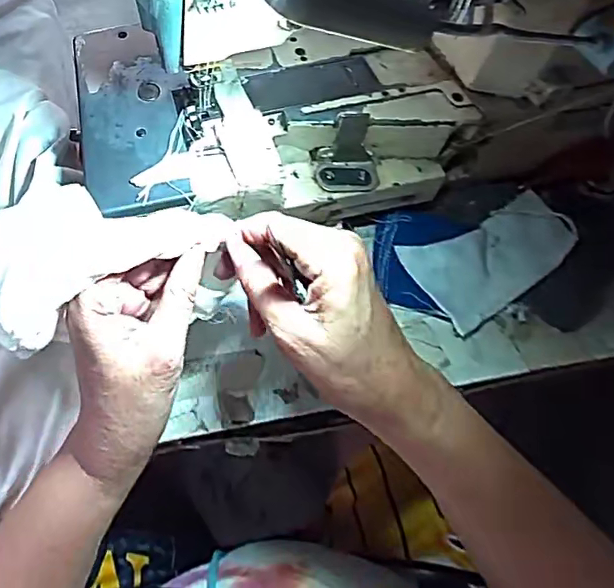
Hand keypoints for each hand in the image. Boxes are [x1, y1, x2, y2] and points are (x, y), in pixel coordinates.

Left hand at [61, 244, 210, 492]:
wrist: (115, 443)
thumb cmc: (131, 407)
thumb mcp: (165, 347)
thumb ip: (180, 295)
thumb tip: (195, 252)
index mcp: (89, 298)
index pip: (129, 253)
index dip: (165, 236)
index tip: (194, 224)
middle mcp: (88, 293)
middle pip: (135, 256)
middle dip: (169, 244)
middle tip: (204, 228)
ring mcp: (101, 301)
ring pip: (141, 268)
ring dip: (170, 258)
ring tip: (201, 239)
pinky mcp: (114, 310)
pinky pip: (142, 284)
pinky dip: (164, 278)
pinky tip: (187, 264)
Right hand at [225, 214, 450, 433]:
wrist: (392, 390)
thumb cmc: (354, 371)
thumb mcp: (290, 330)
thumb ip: (256, 283)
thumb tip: (234, 250)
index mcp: (333, 257)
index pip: (271, 224)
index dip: (240, 239)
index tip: (221, 258)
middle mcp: (342, 245)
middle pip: (277, 232)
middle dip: (252, 261)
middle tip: (232, 285)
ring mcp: (345, 252)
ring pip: (284, 246)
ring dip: (265, 275)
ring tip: (258, 312)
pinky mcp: (343, 262)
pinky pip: (299, 257)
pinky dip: (282, 278)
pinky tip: (275, 306)